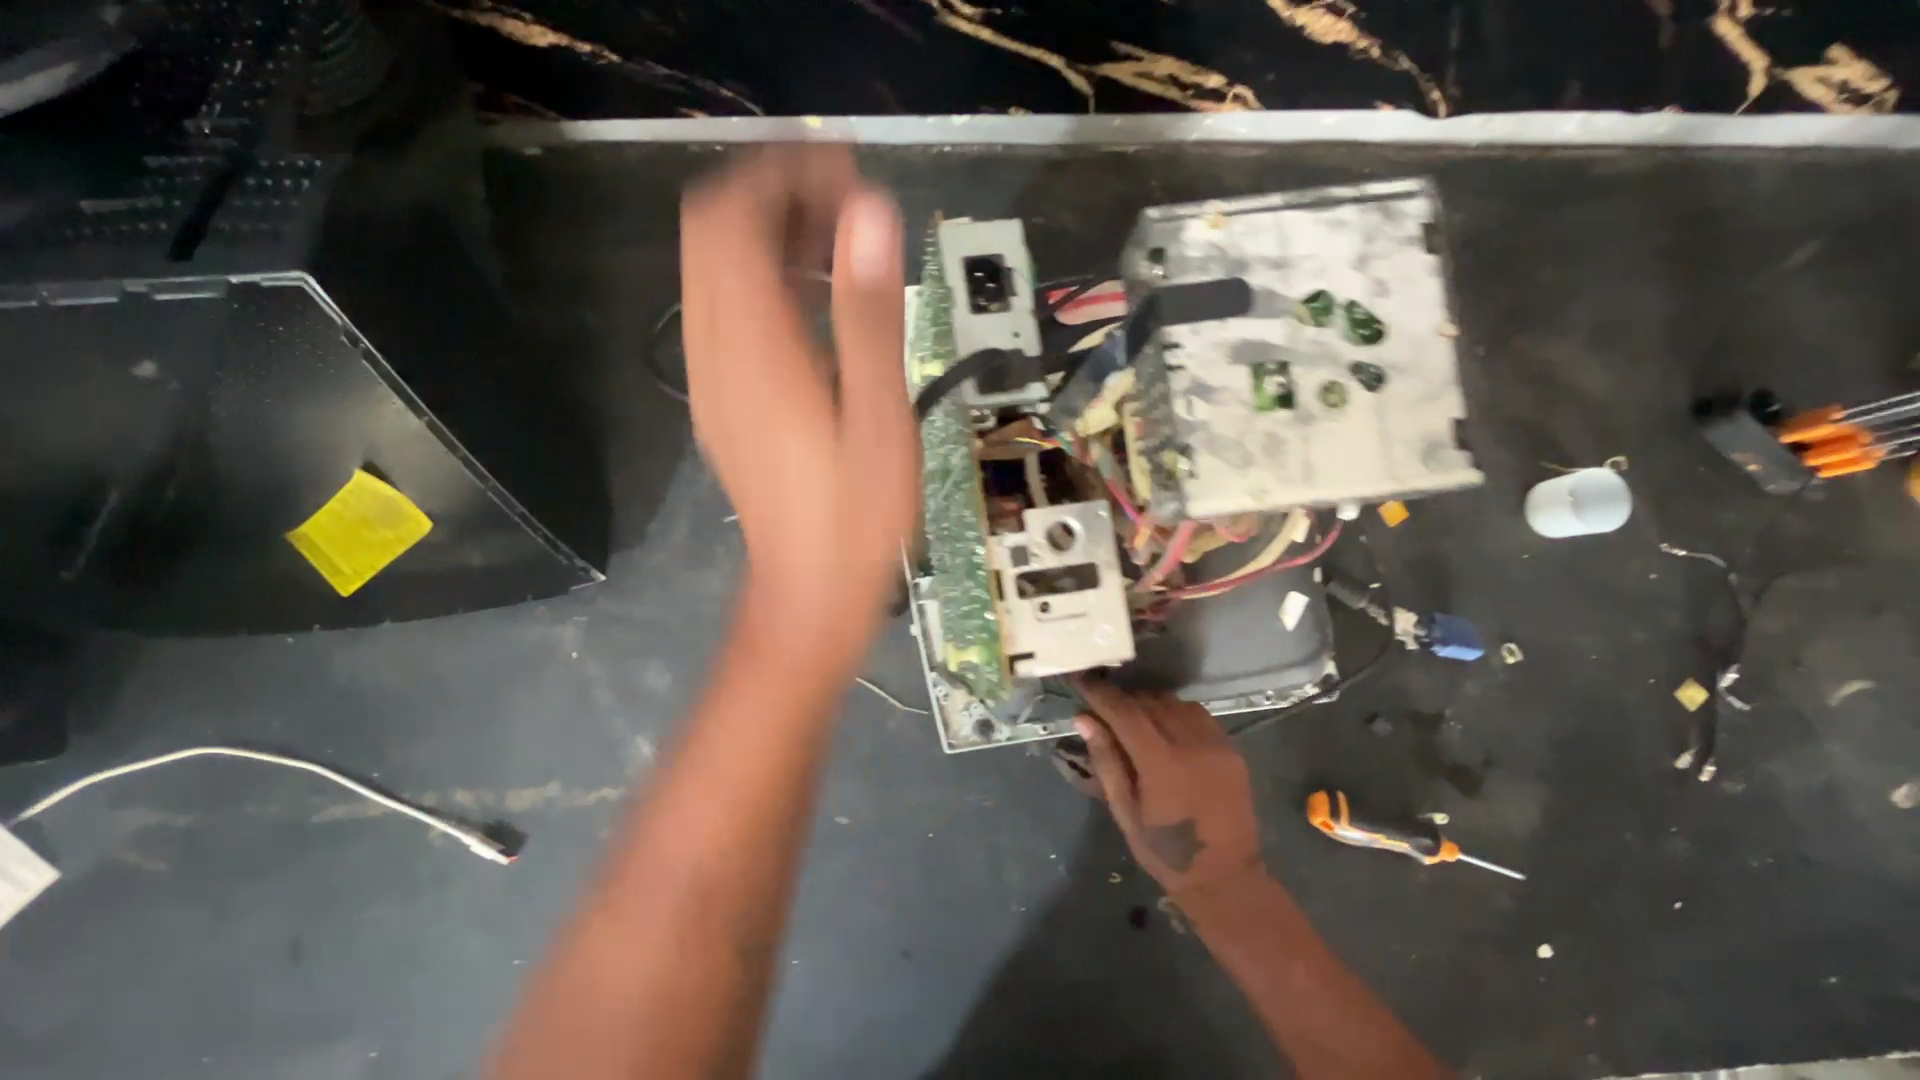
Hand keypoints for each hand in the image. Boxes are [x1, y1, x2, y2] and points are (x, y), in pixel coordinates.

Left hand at [679, 146, 916, 626]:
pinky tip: (815, 302)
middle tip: (847, 204)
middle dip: (772, 194)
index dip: (780, 173)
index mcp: (754, 347)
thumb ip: (868, 312)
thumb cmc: (856, 515)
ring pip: (712, 267)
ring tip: (840, 243)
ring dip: (767, 235)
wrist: (807, 592)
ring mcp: (709, 375)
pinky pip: (721, 309)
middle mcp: (715, 349)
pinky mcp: (719, 397)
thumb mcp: (880, 414)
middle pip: (711, 230)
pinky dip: (760, 279)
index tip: (846, 170)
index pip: (732, 218)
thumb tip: (870, 215)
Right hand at [1073, 677, 1265, 900]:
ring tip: (1131, 714)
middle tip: (1101, 701)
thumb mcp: (1125, 811)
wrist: (1224, 876)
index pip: (1124, 712)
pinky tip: (1164, 724)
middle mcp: (1192, 744)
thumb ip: (1106, 760)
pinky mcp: (1232, 749)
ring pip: (1175, 703)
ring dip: (1149, 702)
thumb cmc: (1165, 851)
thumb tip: (1083, 719)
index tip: (1080, 678)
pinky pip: (1199, 715)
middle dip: (1122, 698)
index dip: (1100, 693)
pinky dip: (1176, 712)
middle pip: (1149, 702)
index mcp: (1160, 763)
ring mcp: (1216, 744)